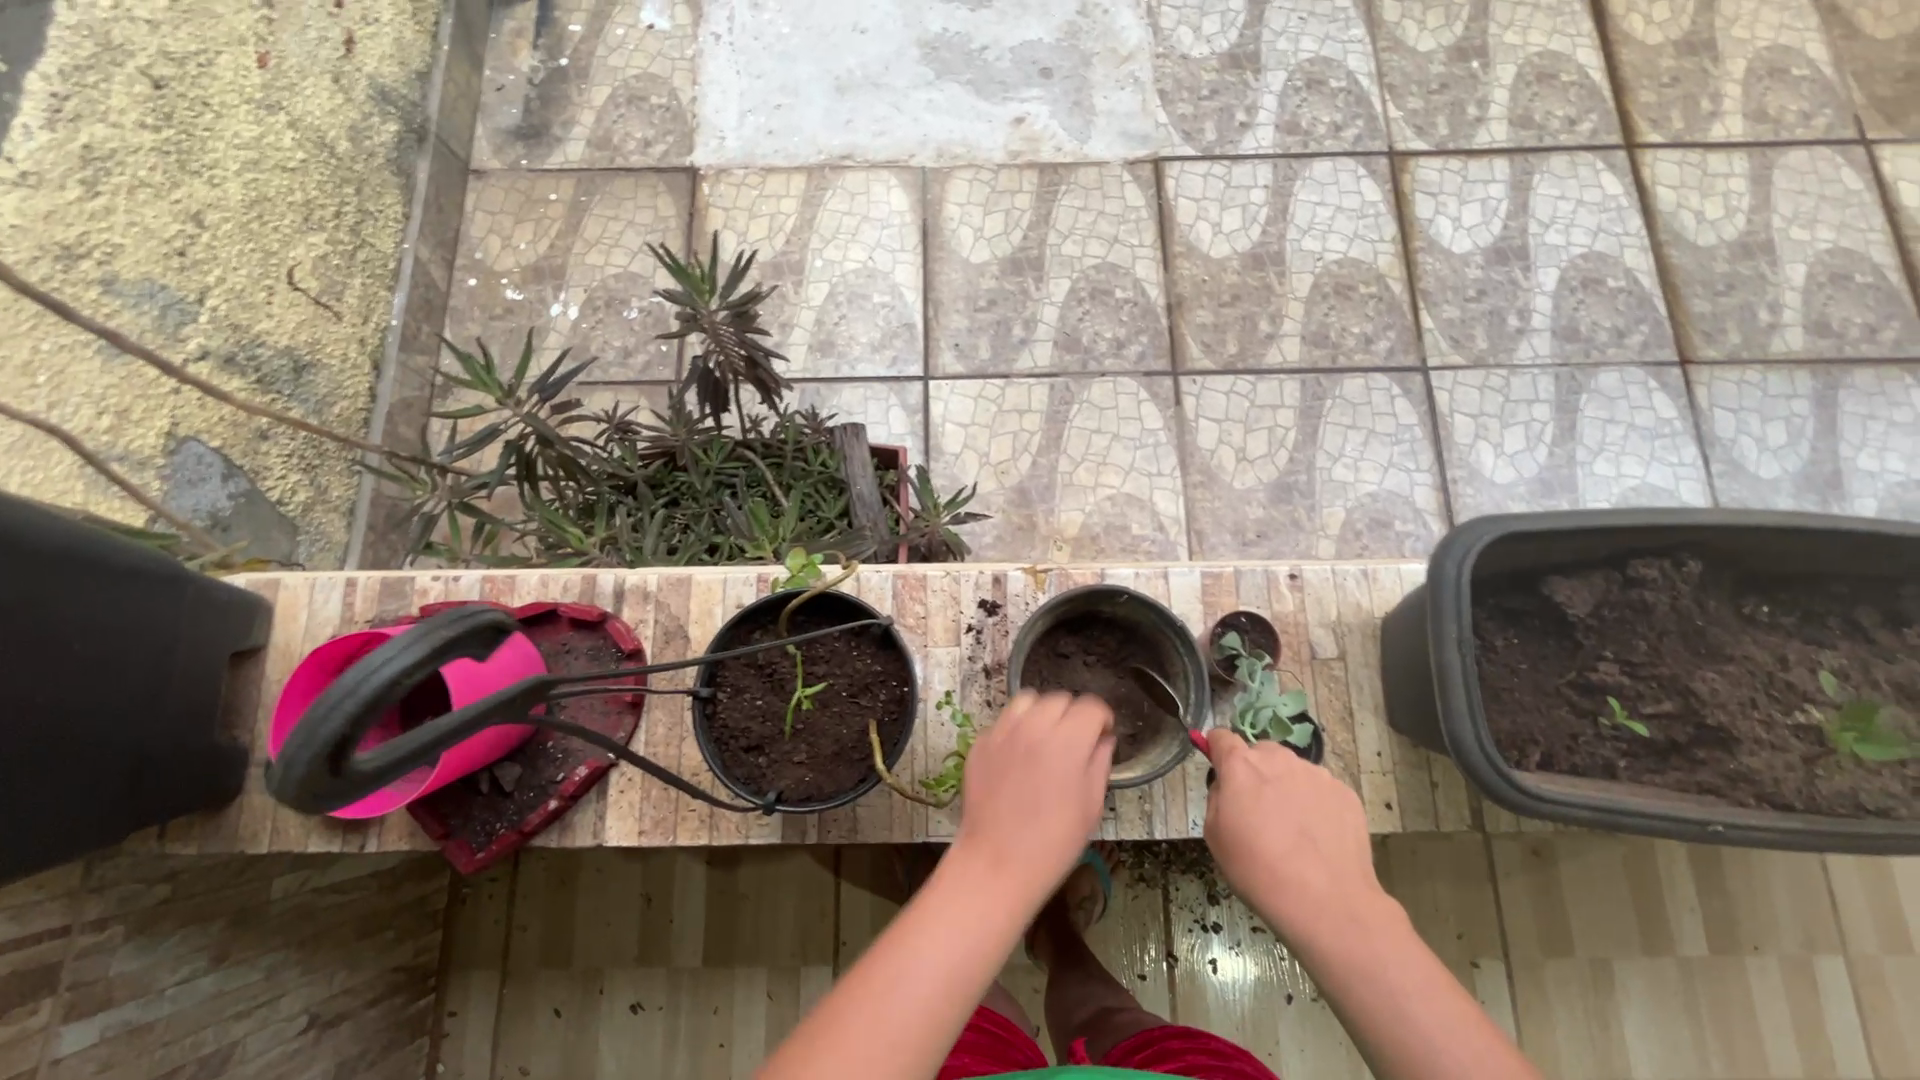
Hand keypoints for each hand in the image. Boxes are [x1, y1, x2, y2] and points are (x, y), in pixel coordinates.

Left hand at [952, 691, 1115, 900]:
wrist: (998, 862)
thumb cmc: (1053, 843)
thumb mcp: (1091, 806)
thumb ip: (1099, 763)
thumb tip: (1103, 739)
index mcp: (1067, 742)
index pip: (1091, 706)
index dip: (1102, 719)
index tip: (1103, 735)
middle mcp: (1033, 728)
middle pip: (1060, 699)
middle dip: (1073, 715)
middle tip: (1075, 742)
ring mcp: (1002, 733)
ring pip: (1028, 701)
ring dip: (1042, 714)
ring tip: (1046, 740)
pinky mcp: (980, 744)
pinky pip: (1003, 722)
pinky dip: (1016, 729)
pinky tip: (1019, 756)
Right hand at [1202, 729, 1390, 949]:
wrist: (1326, 900)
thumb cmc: (1257, 870)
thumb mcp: (1215, 835)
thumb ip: (1217, 797)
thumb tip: (1228, 785)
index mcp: (1241, 767)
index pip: (1222, 738)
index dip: (1217, 748)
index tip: (1219, 766)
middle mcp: (1280, 760)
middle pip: (1261, 752)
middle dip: (1256, 771)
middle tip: (1258, 809)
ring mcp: (1317, 774)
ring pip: (1293, 770)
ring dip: (1287, 786)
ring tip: (1293, 829)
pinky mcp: (1346, 793)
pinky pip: (1321, 790)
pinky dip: (1315, 804)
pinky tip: (1318, 837)